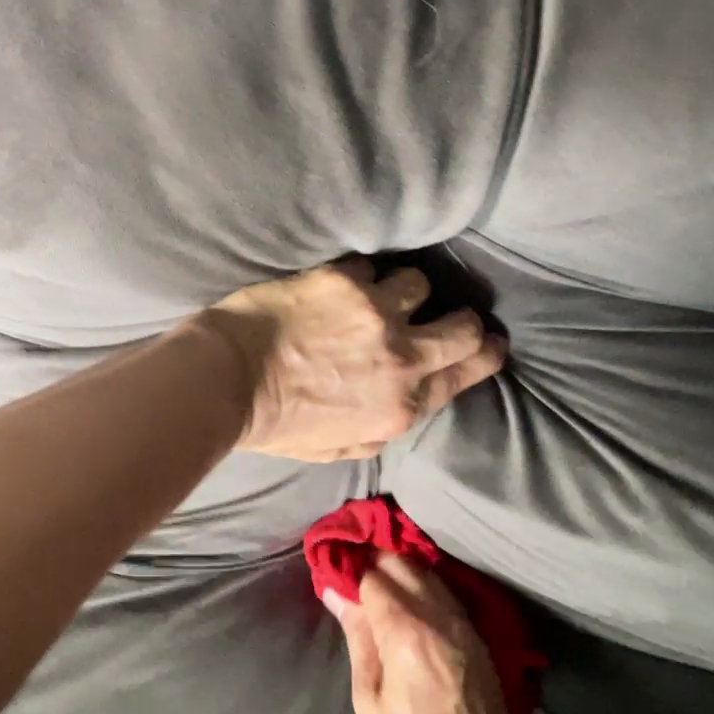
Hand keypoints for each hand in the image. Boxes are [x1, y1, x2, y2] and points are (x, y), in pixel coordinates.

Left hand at [194, 259, 506, 462]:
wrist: (226, 381)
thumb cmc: (274, 424)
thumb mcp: (337, 448)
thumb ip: (381, 430)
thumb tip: (405, 404)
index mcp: (402, 406)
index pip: (469, 371)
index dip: (485, 353)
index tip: (487, 342)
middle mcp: (401, 357)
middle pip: (465, 325)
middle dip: (463, 317)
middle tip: (448, 311)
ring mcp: (376, 313)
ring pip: (421, 283)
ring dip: (402, 289)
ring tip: (378, 294)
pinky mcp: (344, 280)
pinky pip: (371, 265)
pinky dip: (357, 273)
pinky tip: (337, 283)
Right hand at [328, 553, 525, 713]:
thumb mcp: (369, 701)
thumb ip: (357, 639)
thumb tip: (335, 593)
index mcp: (405, 631)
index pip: (372, 575)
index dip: (350, 569)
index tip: (335, 573)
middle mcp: (437, 615)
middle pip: (402, 562)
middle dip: (375, 560)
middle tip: (354, 575)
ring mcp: (463, 623)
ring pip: (428, 572)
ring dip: (402, 569)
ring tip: (380, 584)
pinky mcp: (479, 637)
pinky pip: (447, 594)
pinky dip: (426, 586)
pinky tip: (412, 601)